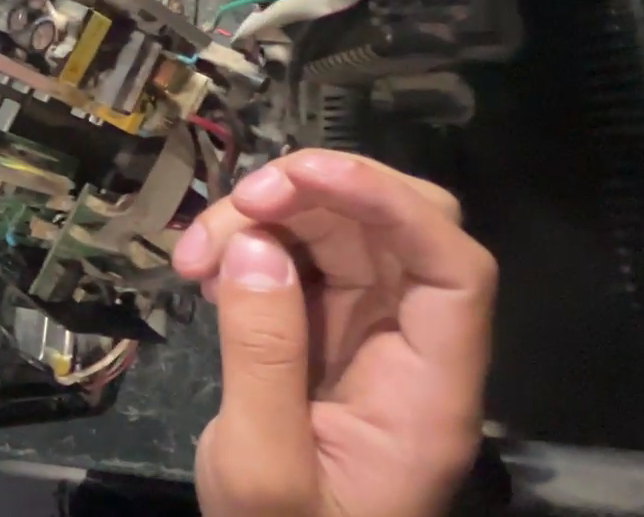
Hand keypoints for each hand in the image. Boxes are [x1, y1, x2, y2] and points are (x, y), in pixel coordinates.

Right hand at [172, 150, 496, 516]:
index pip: (451, 268)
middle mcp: (405, 343)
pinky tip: (201, 269)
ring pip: (331, 228)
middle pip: (391, 227)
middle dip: (311, 194)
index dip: (389, 203)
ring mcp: (360, 328)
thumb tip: (254, 244)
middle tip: (239, 206)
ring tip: (192, 258)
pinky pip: (290, 250)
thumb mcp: (262, 467)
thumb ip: (263, 357)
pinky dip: (243, 240)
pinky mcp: (314, 321)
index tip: (295, 177)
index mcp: (428, 390)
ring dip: (258, 217)